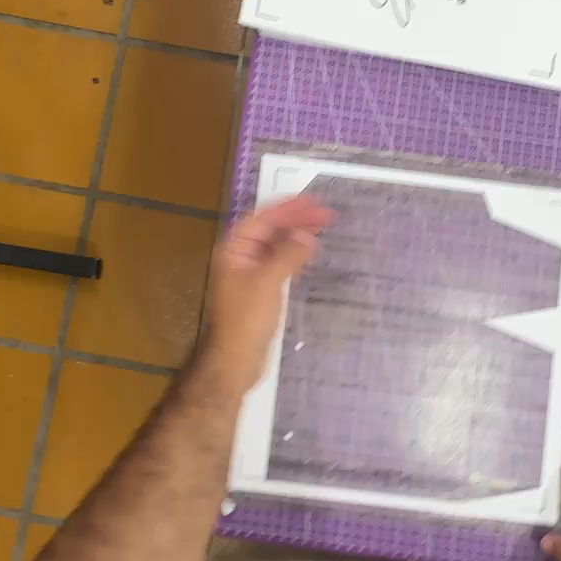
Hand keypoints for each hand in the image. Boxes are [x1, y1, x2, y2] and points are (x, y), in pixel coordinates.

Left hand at [193, 195, 334, 391]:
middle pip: (270, 229)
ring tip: (322, 227)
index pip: (262, 218)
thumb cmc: (247, 320)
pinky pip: (280, 262)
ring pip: (276, 245)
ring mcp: (251, 274)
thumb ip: (287, 254)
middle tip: (325, 213)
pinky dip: (295, 254)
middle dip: (295, 219)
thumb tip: (306, 235)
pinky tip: (310, 252)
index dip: (287, 207)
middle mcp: (240, 257)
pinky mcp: (262, 290)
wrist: (236, 360)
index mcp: (235, 249)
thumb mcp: (267, 281)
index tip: (312, 201)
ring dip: (297, 235)